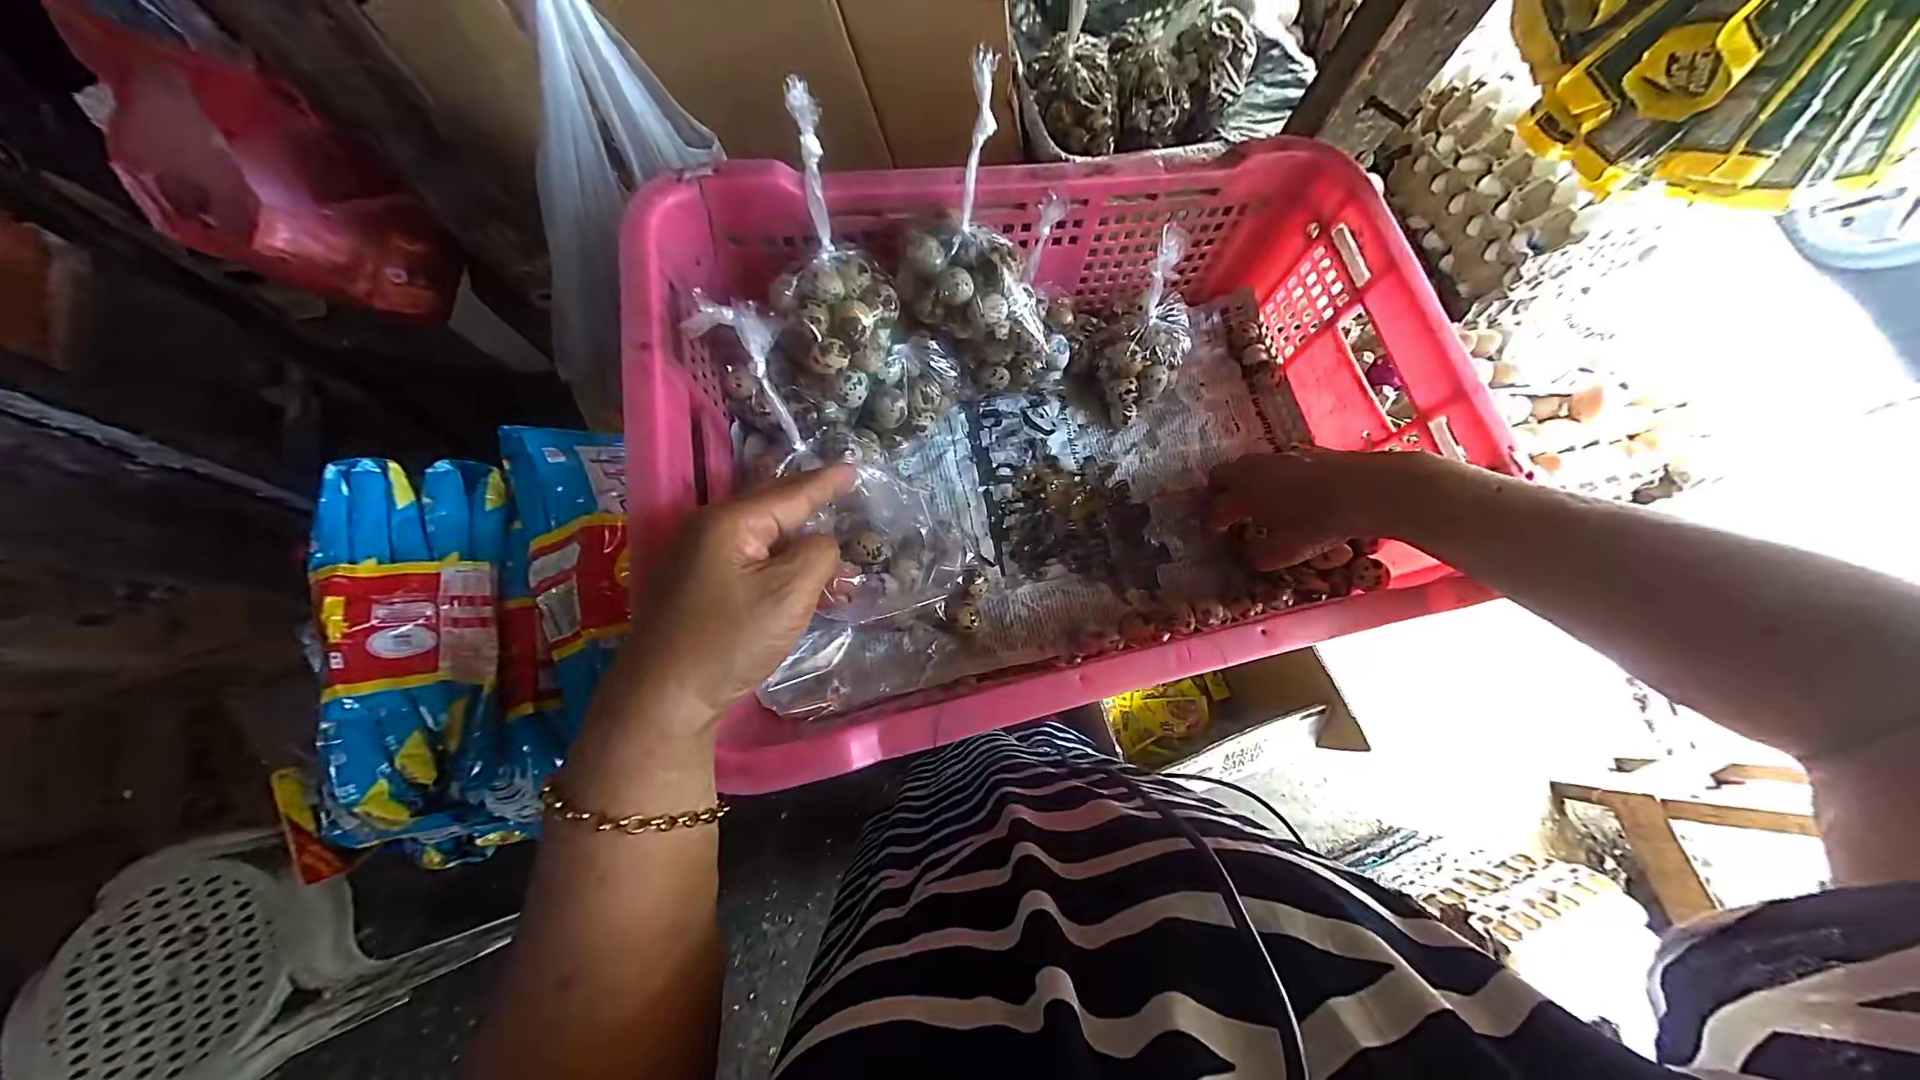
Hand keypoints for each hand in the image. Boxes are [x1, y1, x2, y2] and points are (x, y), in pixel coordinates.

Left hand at [593, 465, 856, 730]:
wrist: (665, 698)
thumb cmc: (729, 640)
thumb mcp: (789, 593)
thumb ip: (818, 555)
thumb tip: (822, 543)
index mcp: (729, 522)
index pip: (790, 493)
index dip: (826, 483)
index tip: (853, 469)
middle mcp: (708, 530)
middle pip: (773, 511)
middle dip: (812, 511)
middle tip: (845, 500)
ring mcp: (698, 559)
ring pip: (763, 542)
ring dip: (800, 551)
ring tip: (834, 564)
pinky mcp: (698, 587)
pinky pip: (750, 564)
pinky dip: (780, 570)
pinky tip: (800, 586)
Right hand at [1207, 449, 1419, 569]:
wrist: (1366, 490)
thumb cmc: (1319, 524)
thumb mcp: (1286, 552)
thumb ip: (1261, 556)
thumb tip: (1250, 556)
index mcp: (1243, 495)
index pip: (1216, 509)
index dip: (1211, 523)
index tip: (1213, 534)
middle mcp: (1254, 472)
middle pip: (1221, 474)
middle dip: (1218, 490)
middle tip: (1224, 506)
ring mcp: (1279, 457)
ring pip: (1248, 464)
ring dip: (1244, 478)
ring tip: (1255, 496)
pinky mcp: (1305, 450)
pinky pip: (1276, 461)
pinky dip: (1272, 474)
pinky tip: (1289, 488)